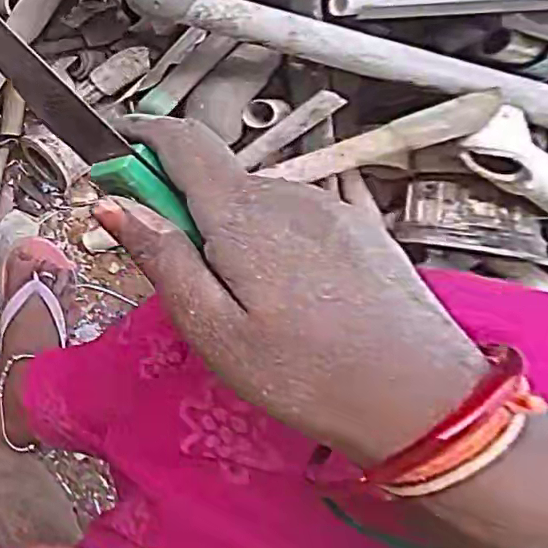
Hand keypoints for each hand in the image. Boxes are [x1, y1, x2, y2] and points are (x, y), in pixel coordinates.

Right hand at [95, 116, 489, 467]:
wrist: (436, 411)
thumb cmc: (306, 374)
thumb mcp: (209, 325)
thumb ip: (160, 255)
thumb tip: (111, 204)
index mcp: (244, 212)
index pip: (180, 139)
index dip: (138, 136)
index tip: (113, 159)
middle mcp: (287, 194)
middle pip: (211, 172)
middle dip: (176, 201)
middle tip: (172, 262)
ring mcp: (328, 208)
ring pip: (247, 196)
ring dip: (219, 223)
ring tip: (233, 290)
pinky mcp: (356, 227)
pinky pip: (285, 213)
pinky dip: (258, 232)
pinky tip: (278, 288)